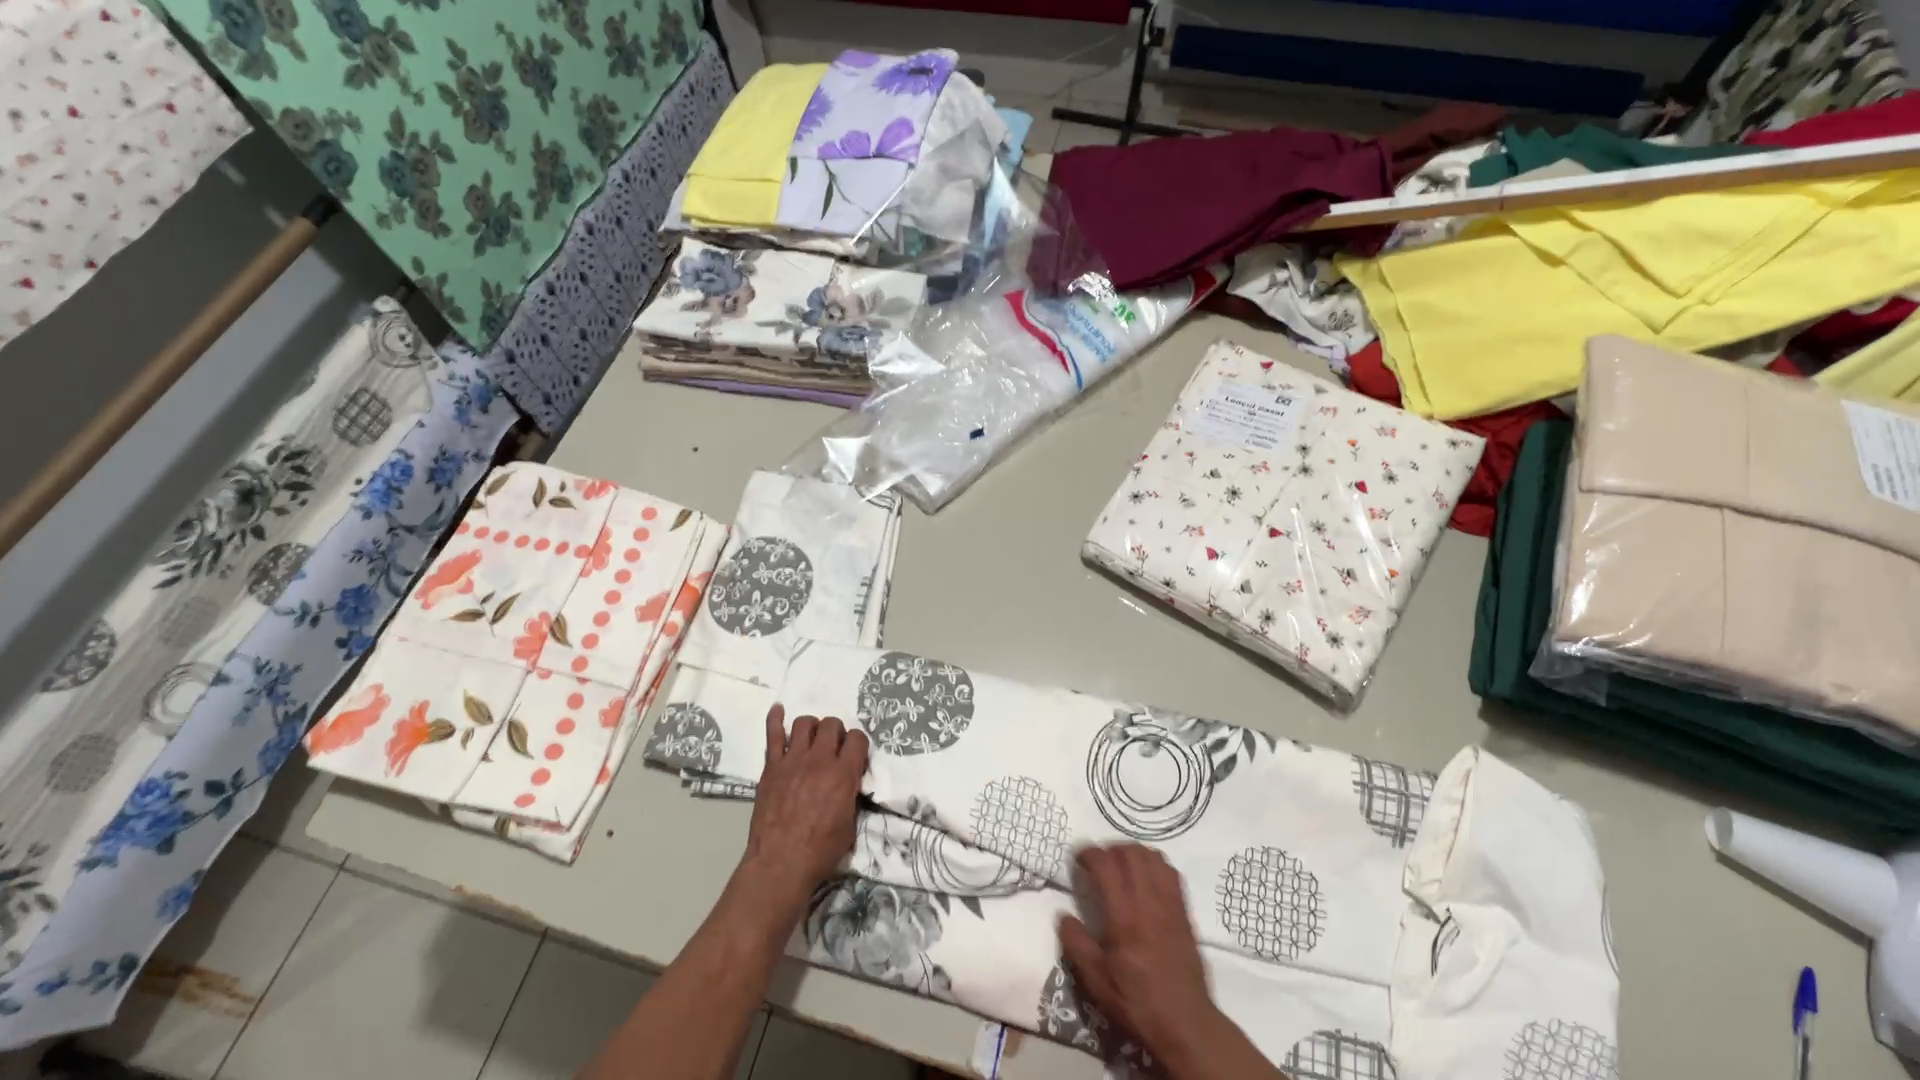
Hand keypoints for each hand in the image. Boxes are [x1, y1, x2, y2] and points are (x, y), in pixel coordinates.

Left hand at [738, 704, 869, 907]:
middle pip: (831, 724)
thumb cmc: (820, 851)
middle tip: (833, 749)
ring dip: (812, 728)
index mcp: (843, 775)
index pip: (857, 739)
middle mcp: (819, 761)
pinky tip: (778, 711)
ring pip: (804, 723)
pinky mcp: (771, 768)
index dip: (858, 745)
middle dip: (836, 733)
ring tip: (811, 741)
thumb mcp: (850, 825)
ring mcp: (792, 761)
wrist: (780, 863)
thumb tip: (849, 784)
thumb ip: (850, 796)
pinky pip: (773, 735)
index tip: (854, 757)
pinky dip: (776, 719)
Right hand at [1059, 844, 1240, 1075]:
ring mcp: (1172, 906)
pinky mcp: (1185, 913)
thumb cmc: (1136, 1002)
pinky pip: (1172, 873)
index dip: (1090, 854)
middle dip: (1110, 848)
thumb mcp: (1095, 981)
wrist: (1185, 1022)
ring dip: (1133, 853)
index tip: (1078, 859)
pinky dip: (1155, 864)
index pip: (1107, 866)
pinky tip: (1145, 878)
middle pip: (1132, 854)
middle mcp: (1150, 904)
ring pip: (1155, 858)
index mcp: (1125, 919)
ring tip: (1120, 865)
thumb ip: (1076, 944)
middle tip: (1097, 861)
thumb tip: (1064, 916)